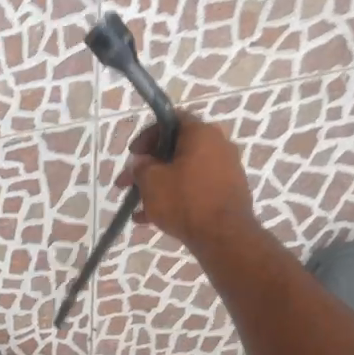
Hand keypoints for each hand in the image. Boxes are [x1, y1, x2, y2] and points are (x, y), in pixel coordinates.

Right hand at [115, 113, 257, 254]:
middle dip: (148, 166)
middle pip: (175, 149)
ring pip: (182, 171)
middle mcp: (217, 144)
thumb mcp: (152, 182)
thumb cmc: (184, 201)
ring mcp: (224, 168)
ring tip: (137, 205)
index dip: (147, 135)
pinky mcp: (226, 190)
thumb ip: (141, 166)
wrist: (222, 234)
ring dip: (158, 184)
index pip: (172, 120)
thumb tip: (140, 161)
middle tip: (127, 183)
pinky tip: (151, 217)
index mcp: (201, 133)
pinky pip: (193, 187)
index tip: (132, 154)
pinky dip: (173, 196)